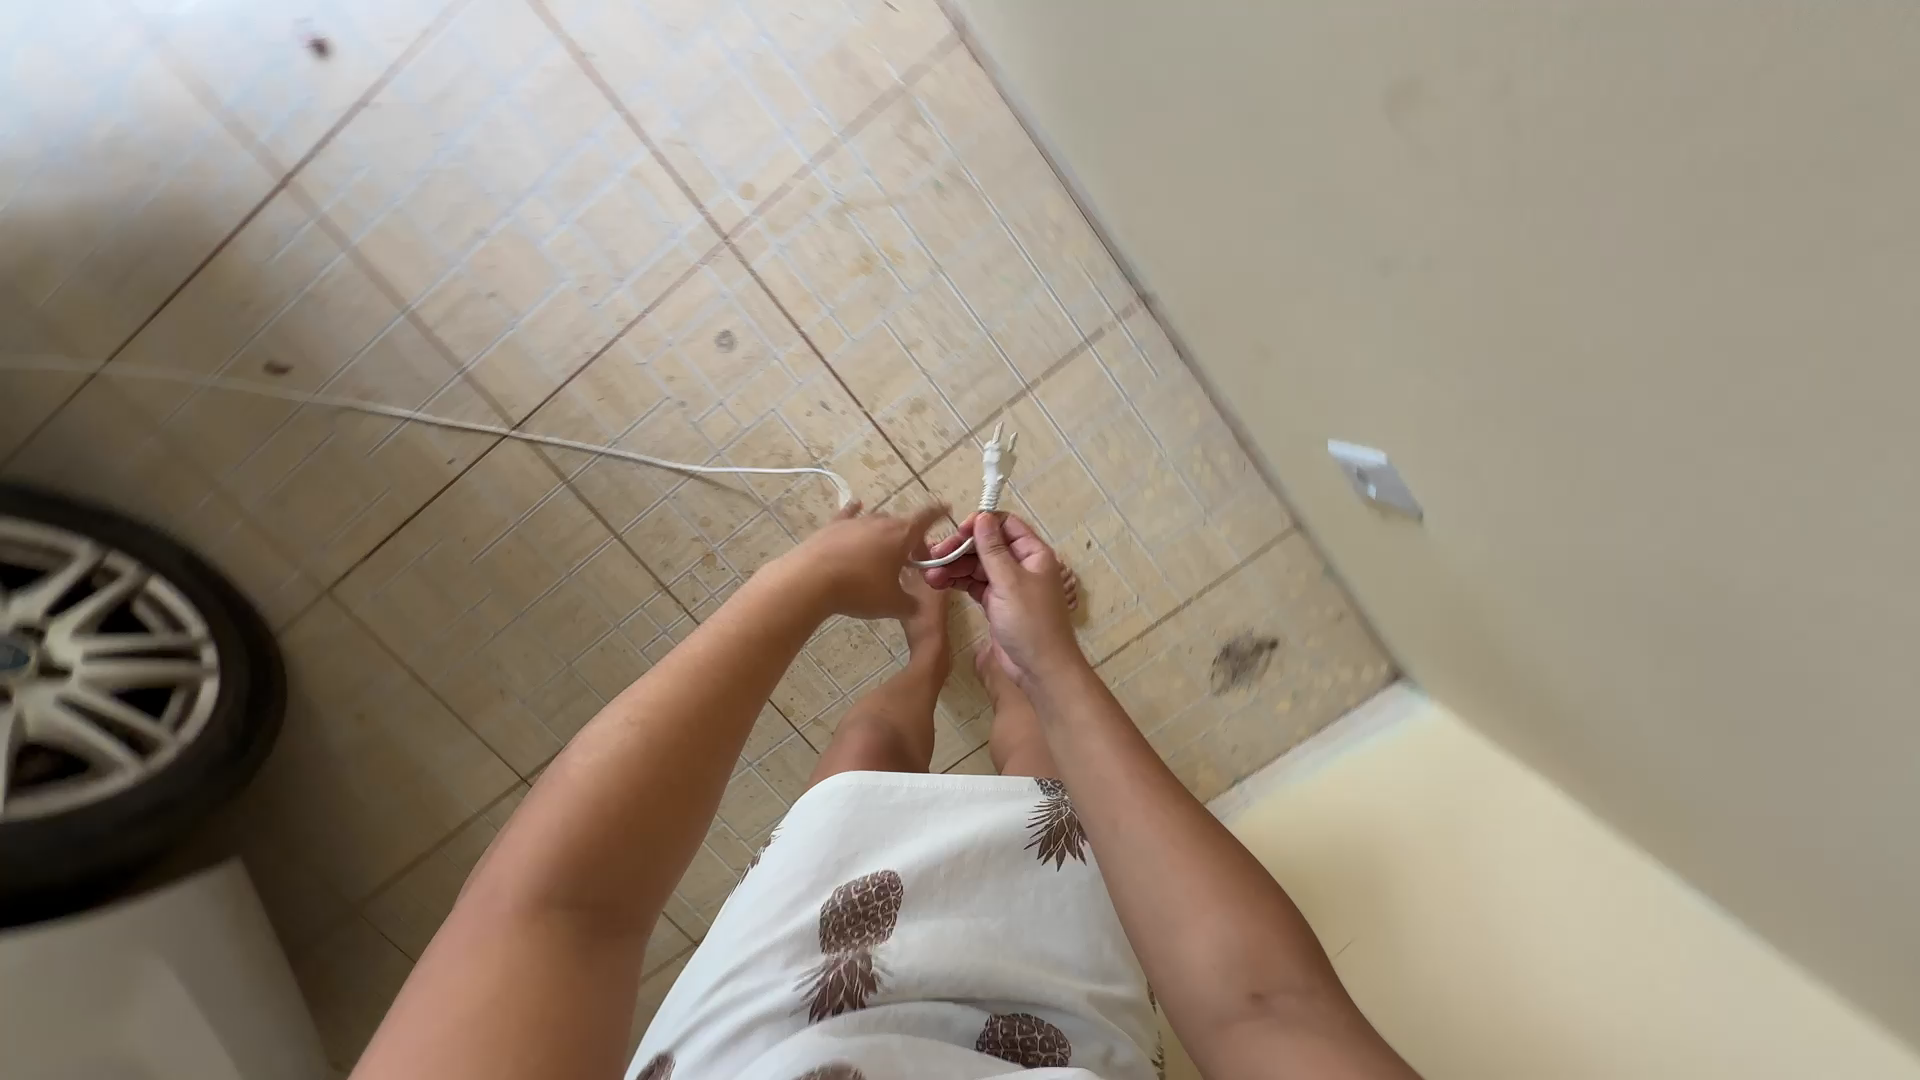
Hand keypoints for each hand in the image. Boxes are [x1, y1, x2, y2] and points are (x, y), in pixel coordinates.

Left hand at [777, 501, 947, 619]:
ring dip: (885, 531)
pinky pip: (849, 515)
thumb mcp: (892, 604)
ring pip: (877, 520)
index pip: (927, 518)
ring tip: (886, 548)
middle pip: (902, 523)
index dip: (938, 513)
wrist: (810, 580)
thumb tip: (917, 606)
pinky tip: (857, 506)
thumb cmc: (859, 590)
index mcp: (901, 535)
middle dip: (910, 536)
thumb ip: (910, 604)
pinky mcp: (832, 526)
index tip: (946, 507)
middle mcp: (880, 521)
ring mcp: (854, 521)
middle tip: (912, 557)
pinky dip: (856, 511)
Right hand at [922, 512, 1082, 682]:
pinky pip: (974, 584)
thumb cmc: (1030, 623)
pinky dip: (957, 582)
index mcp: (1033, 554)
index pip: (1005, 525)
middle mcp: (1021, 565)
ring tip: (930, 575)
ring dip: (954, 567)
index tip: (957, 532)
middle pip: (987, 545)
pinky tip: (938, 583)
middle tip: (934, 555)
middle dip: (960, 548)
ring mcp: (1008, 584)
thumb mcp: (1010, 582)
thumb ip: (993, 549)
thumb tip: (982, 517)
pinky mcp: (996, 602)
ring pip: (977, 566)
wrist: (1040, 669)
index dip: (981, 524)